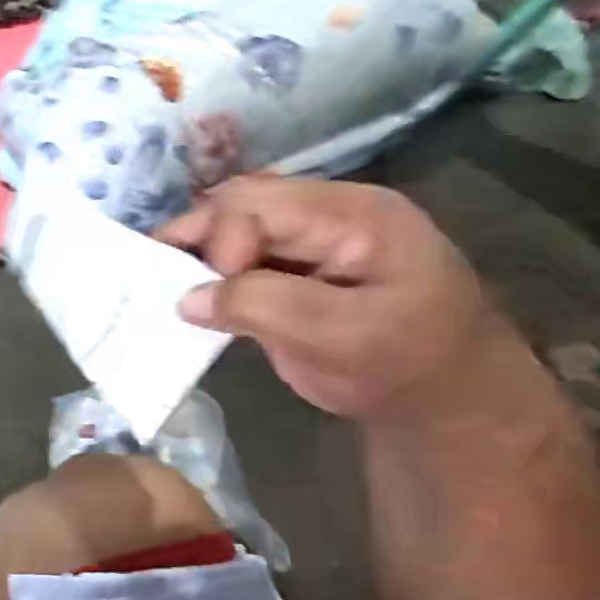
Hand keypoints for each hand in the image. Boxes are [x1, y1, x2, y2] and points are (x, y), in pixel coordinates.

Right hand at [156, 177, 500, 419]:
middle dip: (194, 237)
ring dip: (195, 253)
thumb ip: (261, 305)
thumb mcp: (336, 335)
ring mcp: (308, 241)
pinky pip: (238, 254)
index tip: (206, 295)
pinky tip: (189, 293)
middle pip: (239, 203)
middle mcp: (326, 215)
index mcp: (351, 216)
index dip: (219, 242)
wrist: (439, 396)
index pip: (256, 203)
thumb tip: (186, 297)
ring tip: (165, 284)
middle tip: (160, 279)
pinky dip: (207, 271)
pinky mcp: (291, 269)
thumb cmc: (399, 363)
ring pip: (231, 225)